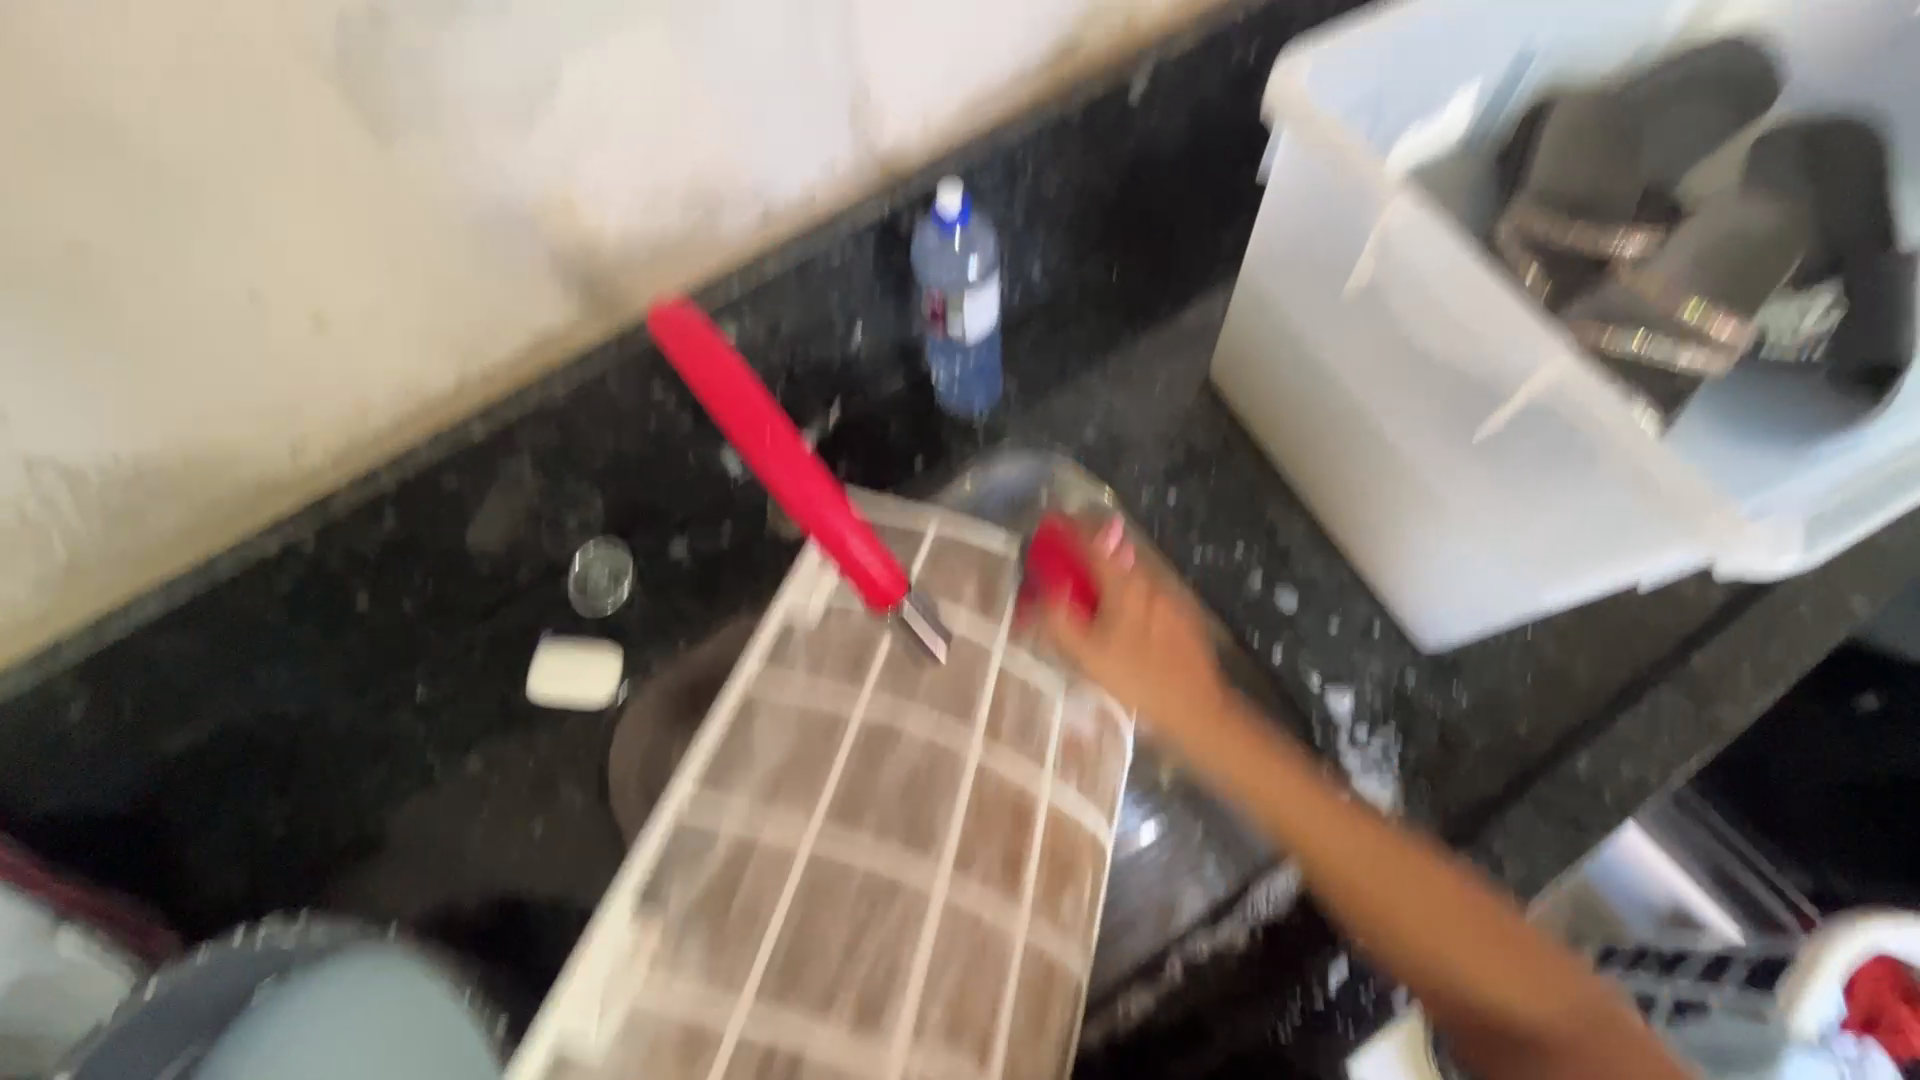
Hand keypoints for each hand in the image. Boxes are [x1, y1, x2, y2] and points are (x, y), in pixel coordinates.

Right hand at [1035, 516, 1230, 734]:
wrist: (1196, 705)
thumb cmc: (1137, 679)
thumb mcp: (1087, 655)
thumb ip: (1060, 618)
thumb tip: (1045, 589)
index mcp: (1124, 585)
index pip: (1092, 543)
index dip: (1072, 530)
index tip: (1055, 522)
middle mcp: (1149, 580)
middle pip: (1115, 553)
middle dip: (1091, 550)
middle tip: (1069, 560)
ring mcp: (1171, 595)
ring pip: (1133, 573)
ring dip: (1112, 572)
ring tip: (1094, 590)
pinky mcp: (1183, 613)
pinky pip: (1149, 592)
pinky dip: (1131, 592)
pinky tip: (1125, 617)